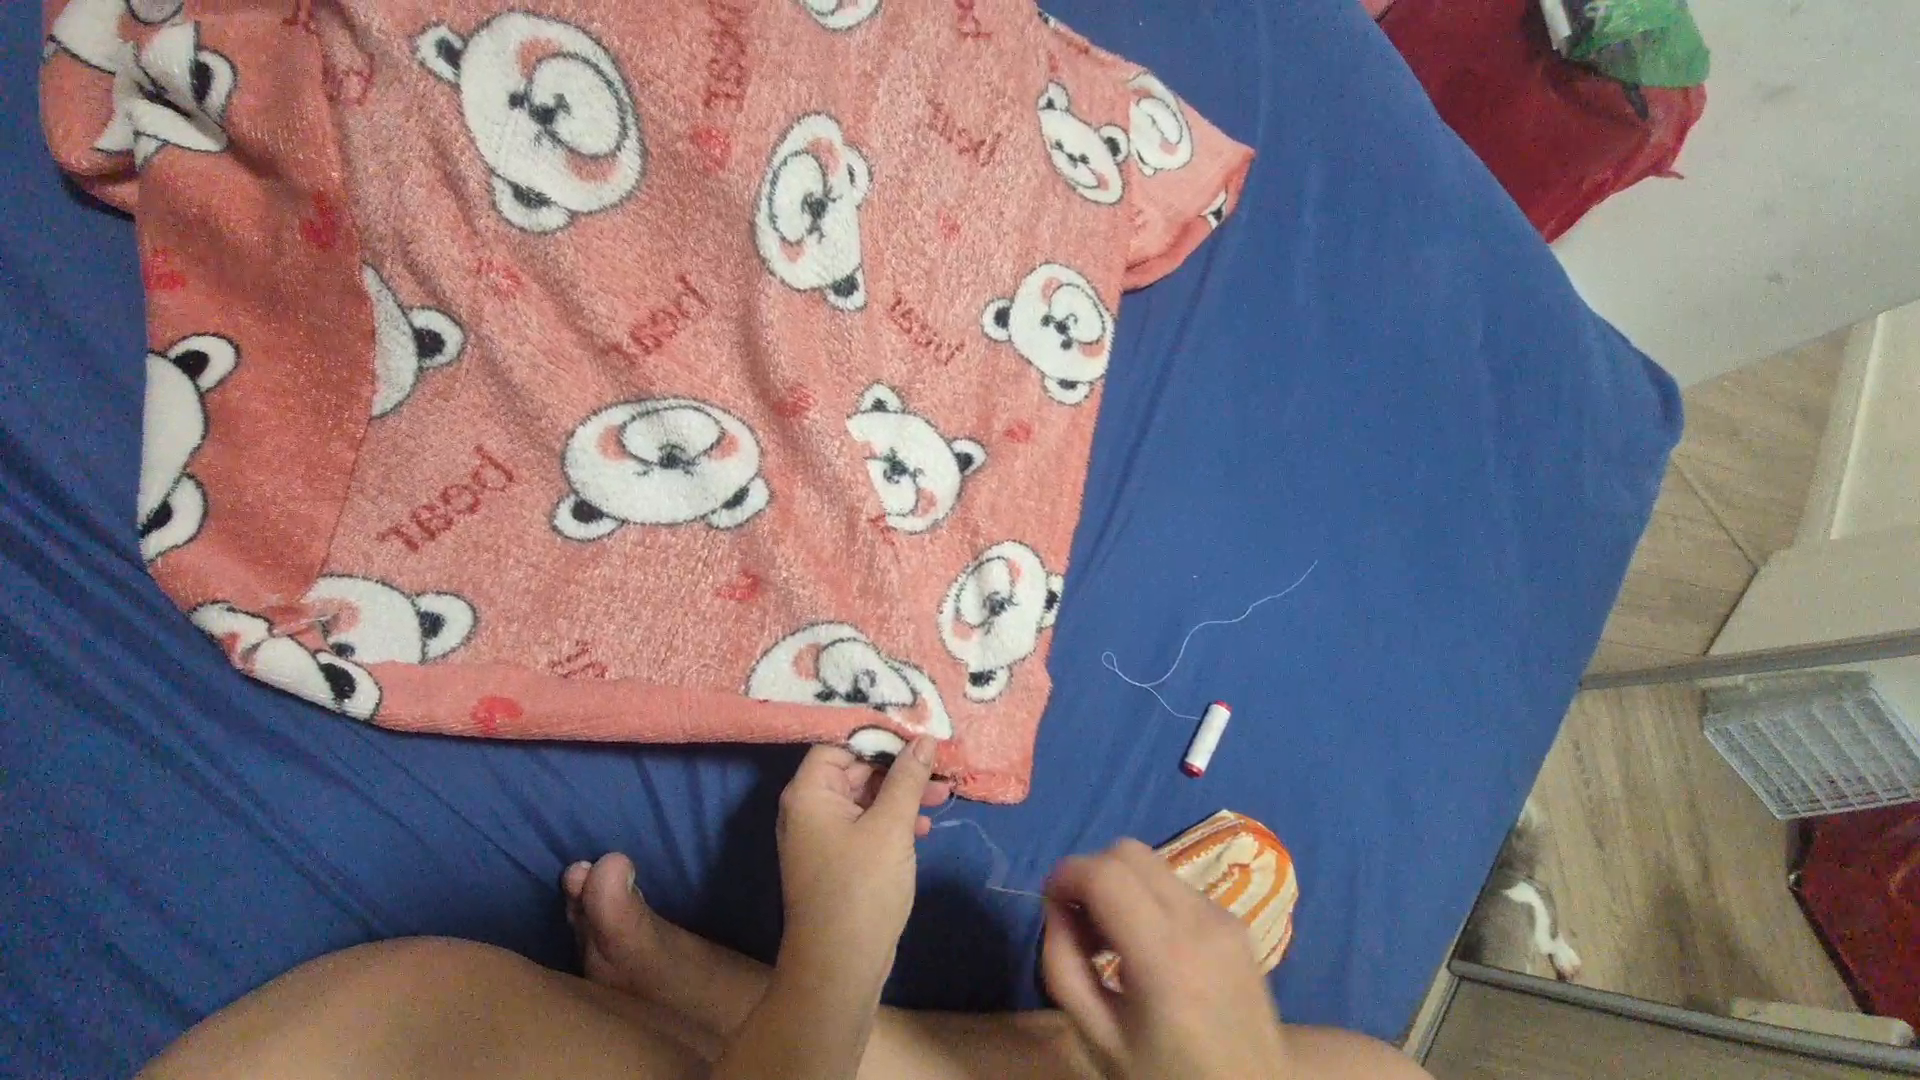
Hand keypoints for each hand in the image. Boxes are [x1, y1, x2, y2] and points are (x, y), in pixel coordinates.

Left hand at [775, 739, 948, 976]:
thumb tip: (923, 740)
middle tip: (939, 761)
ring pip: (867, 796)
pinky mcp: (839, 857)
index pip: (840, 741)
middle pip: (856, 767)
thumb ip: (907, 778)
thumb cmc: (860, 889)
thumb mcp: (891, 827)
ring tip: (942, 794)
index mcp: (809, 792)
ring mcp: (823, 835)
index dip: (878, 732)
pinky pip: (868, 823)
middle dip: (898, 764)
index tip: (916, 726)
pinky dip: (895, 819)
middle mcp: (810, 807)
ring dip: (902, 793)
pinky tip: (924, 827)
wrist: (840, 968)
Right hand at [1042, 840, 1291, 1079]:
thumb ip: (1062, 964)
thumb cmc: (1166, 1079)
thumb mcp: (1097, 1037)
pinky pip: (1177, 885)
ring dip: (1120, 883)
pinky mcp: (1236, 922)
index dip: (1065, 875)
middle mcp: (1199, 920)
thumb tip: (1057, 907)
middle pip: (1127, 851)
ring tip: (1112, 936)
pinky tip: (1147, 944)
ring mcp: (1224, 917)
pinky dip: (1149, 897)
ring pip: (1153, 862)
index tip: (1050, 902)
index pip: (1103, 873)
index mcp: (1164, 955)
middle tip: (1079, 920)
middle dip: (1091, 873)